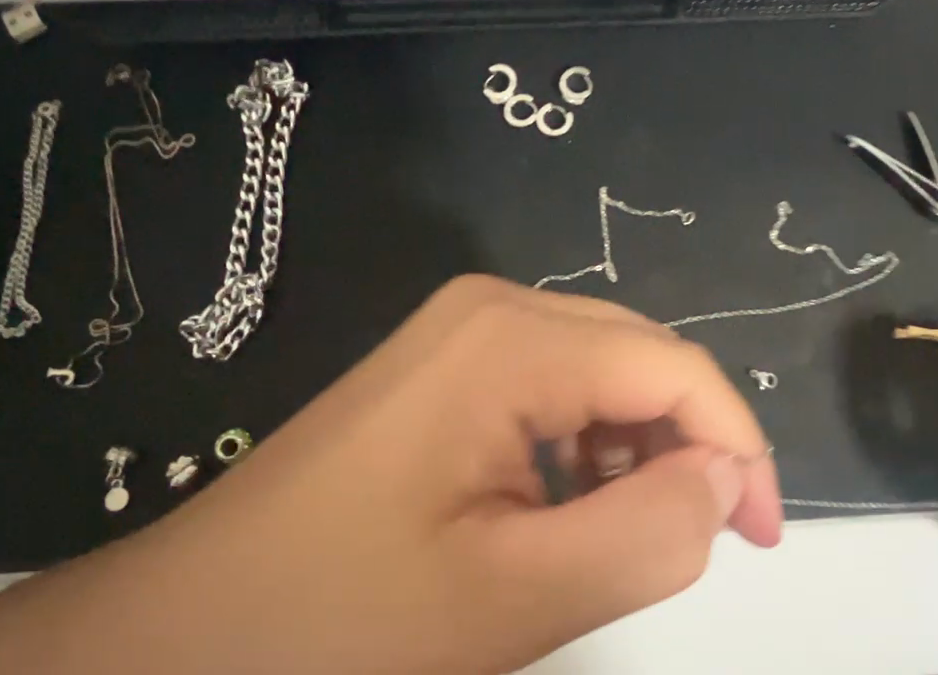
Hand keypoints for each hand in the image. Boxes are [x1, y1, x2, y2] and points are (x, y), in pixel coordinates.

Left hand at [0, 276, 780, 674]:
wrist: (176, 632)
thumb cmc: (336, 621)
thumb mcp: (512, 599)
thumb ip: (646, 535)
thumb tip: (728, 481)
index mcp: (513, 338)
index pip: (673, 366)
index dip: (738, 445)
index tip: (761, 538)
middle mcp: (494, 306)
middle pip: (639, 358)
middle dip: (688, 443)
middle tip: (706, 541)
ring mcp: (462, 330)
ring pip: (600, 371)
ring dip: (637, 447)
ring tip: (626, 536)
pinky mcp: (443, 365)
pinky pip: (551, 386)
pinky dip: (586, 445)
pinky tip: (566, 508)